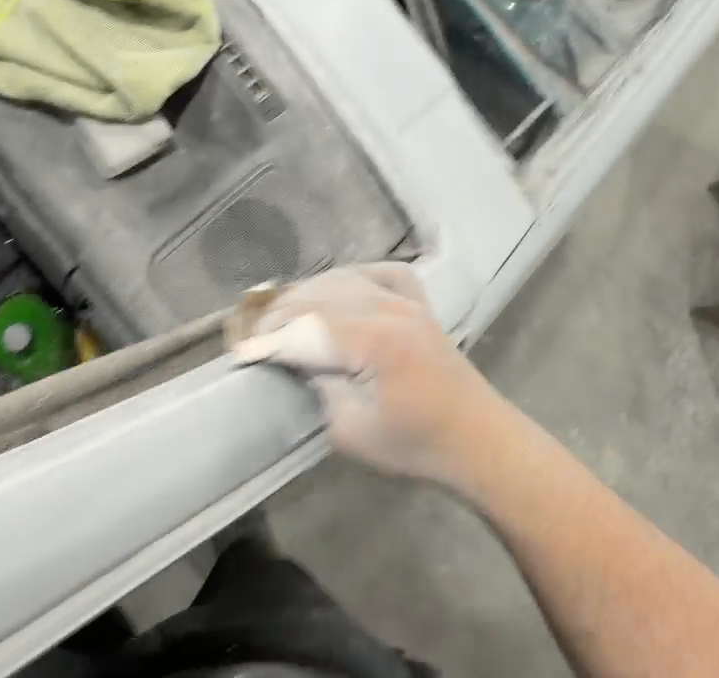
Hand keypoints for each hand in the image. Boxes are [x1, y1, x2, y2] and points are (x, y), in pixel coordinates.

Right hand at [230, 263, 511, 485]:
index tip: (240, 353)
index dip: (268, 339)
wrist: (478, 441)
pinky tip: (333, 293)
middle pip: (317, 296)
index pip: (305, 327)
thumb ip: (317, 388)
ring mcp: (406, 299)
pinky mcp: (417, 300)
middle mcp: (389, 308)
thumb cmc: (414, 446)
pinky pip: (374, 272)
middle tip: (256, 340)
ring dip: (306, 295)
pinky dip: (346, 278)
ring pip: (340, 279)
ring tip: (282, 320)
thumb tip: (291, 360)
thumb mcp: (351, 432)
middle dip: (279, 315)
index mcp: (376, 342)